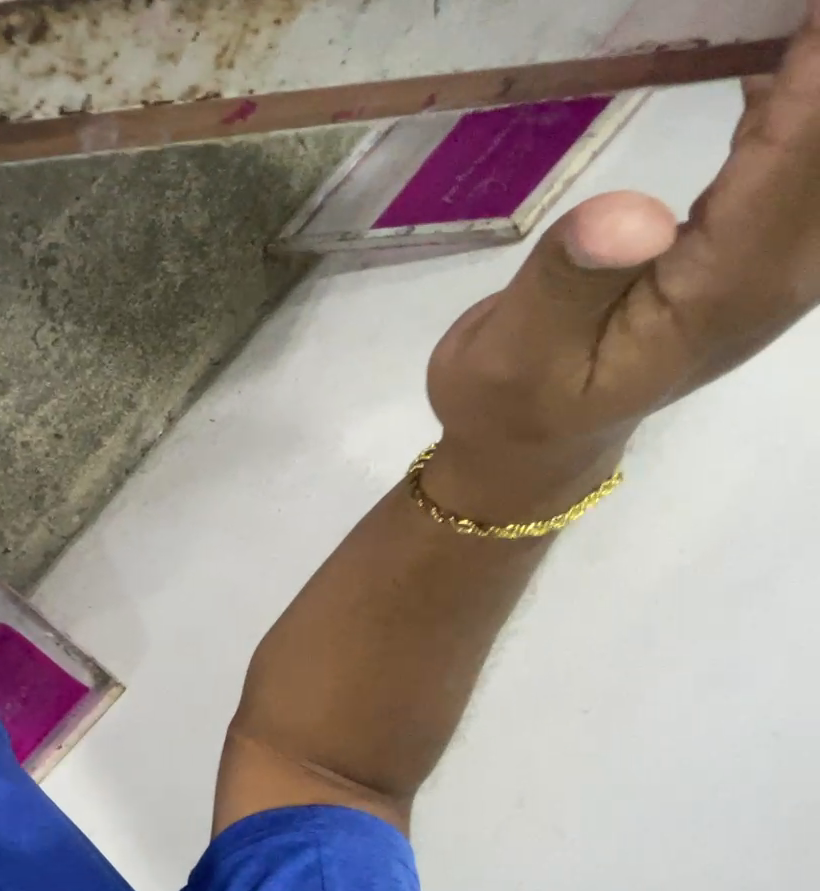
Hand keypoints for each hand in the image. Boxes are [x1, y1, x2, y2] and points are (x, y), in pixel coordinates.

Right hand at [424, 2, 819, 519]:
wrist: (528, 441)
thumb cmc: (507, 402)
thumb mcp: (509, 356)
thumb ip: (564, 287)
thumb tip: (626, 216)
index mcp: (731, 282)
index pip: (808, 145)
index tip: (797, 3)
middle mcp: (788, 260)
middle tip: (774, 7)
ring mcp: (781, 251)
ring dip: (813, 70)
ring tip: (772, 18)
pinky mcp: (755, 244)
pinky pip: (803, 148)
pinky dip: (800, 88)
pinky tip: (777, 49)